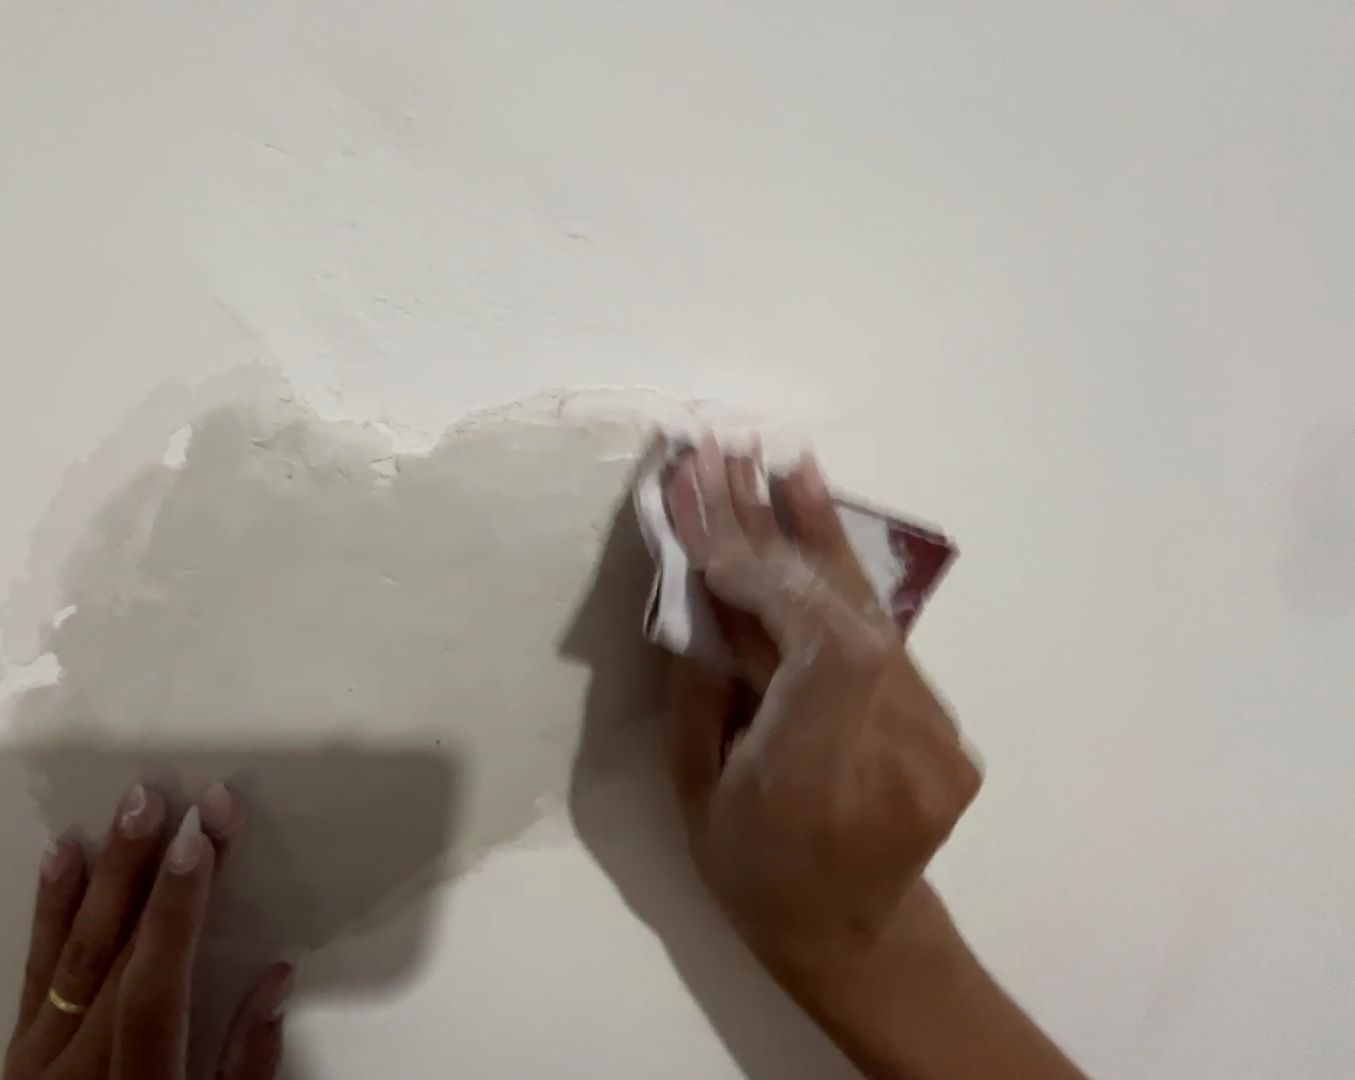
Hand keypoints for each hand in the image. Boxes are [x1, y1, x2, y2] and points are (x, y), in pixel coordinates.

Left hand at [3, 783, 292, 1079]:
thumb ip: (247, 1068)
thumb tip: (275, 977)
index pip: (157, 979)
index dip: (180, 905)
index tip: (201, 837)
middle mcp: (75, 1070)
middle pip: (119, 951)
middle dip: (149, 867)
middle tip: (171, 800)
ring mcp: (37, 1059)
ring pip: (75, 948)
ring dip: (104, 871)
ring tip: (128, 808)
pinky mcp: (19, 1050)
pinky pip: (36, 967)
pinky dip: (51, 906)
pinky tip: (62, 855)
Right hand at [661, 438, 981, 988]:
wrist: (852, 930)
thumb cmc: (748, 871)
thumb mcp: (694, 791)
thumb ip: (700, 692)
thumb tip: (700, 602)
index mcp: (824, 777)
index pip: (822, 653)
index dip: (765, 578)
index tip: (703, 524)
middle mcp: (897, 743)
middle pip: (839, 612)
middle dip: (766, 531)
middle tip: (718, 458)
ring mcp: (931, 726)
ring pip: (865, 606)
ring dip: (806, 527)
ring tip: (771, 459)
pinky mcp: (934, 710)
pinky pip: (876, 624)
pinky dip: (835, 561)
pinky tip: (811, 503)